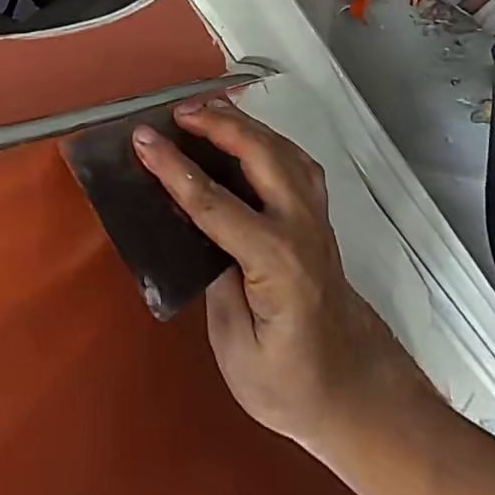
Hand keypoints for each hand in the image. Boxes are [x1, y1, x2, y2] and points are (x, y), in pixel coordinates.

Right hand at [132, 98, 433, 451]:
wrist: (351, 384)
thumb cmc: (290, 381)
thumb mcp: (238, 349)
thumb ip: (217, 284)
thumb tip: (198, 232)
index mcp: (275, 261)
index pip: (214, 202)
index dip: (174, 168)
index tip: (143, 140)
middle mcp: (301, 226)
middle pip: (261, 155)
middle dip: (218, 125)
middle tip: (177, 111)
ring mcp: (317, 217)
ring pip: (283, 150)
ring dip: (244, 124)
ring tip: (207, 109)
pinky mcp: (319, 217)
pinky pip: (296, 162)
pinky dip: (269, 139)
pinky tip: (249, 136)